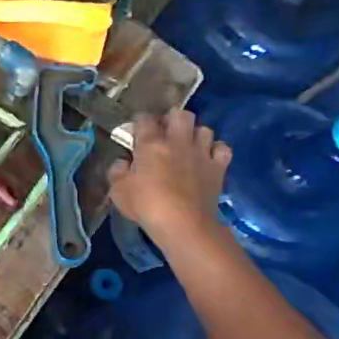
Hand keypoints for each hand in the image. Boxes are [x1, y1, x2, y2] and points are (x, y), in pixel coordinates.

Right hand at [107, 109, 235, 248]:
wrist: (184, 224)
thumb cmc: (147, 206)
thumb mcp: (118, 191)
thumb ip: (117, 172)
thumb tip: (123, 162)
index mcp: (151, 144)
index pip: (145, 120)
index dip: (139, 123)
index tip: (136, 132)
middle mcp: (178, 141)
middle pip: (180, 114)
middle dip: (172, 120)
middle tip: (164, 135)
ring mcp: (202, 153)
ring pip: (204, 129)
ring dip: (194, 135)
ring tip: (187, 147)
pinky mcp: (218, 167)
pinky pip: (222, 148)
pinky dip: (215, 150)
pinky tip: (207, 159)